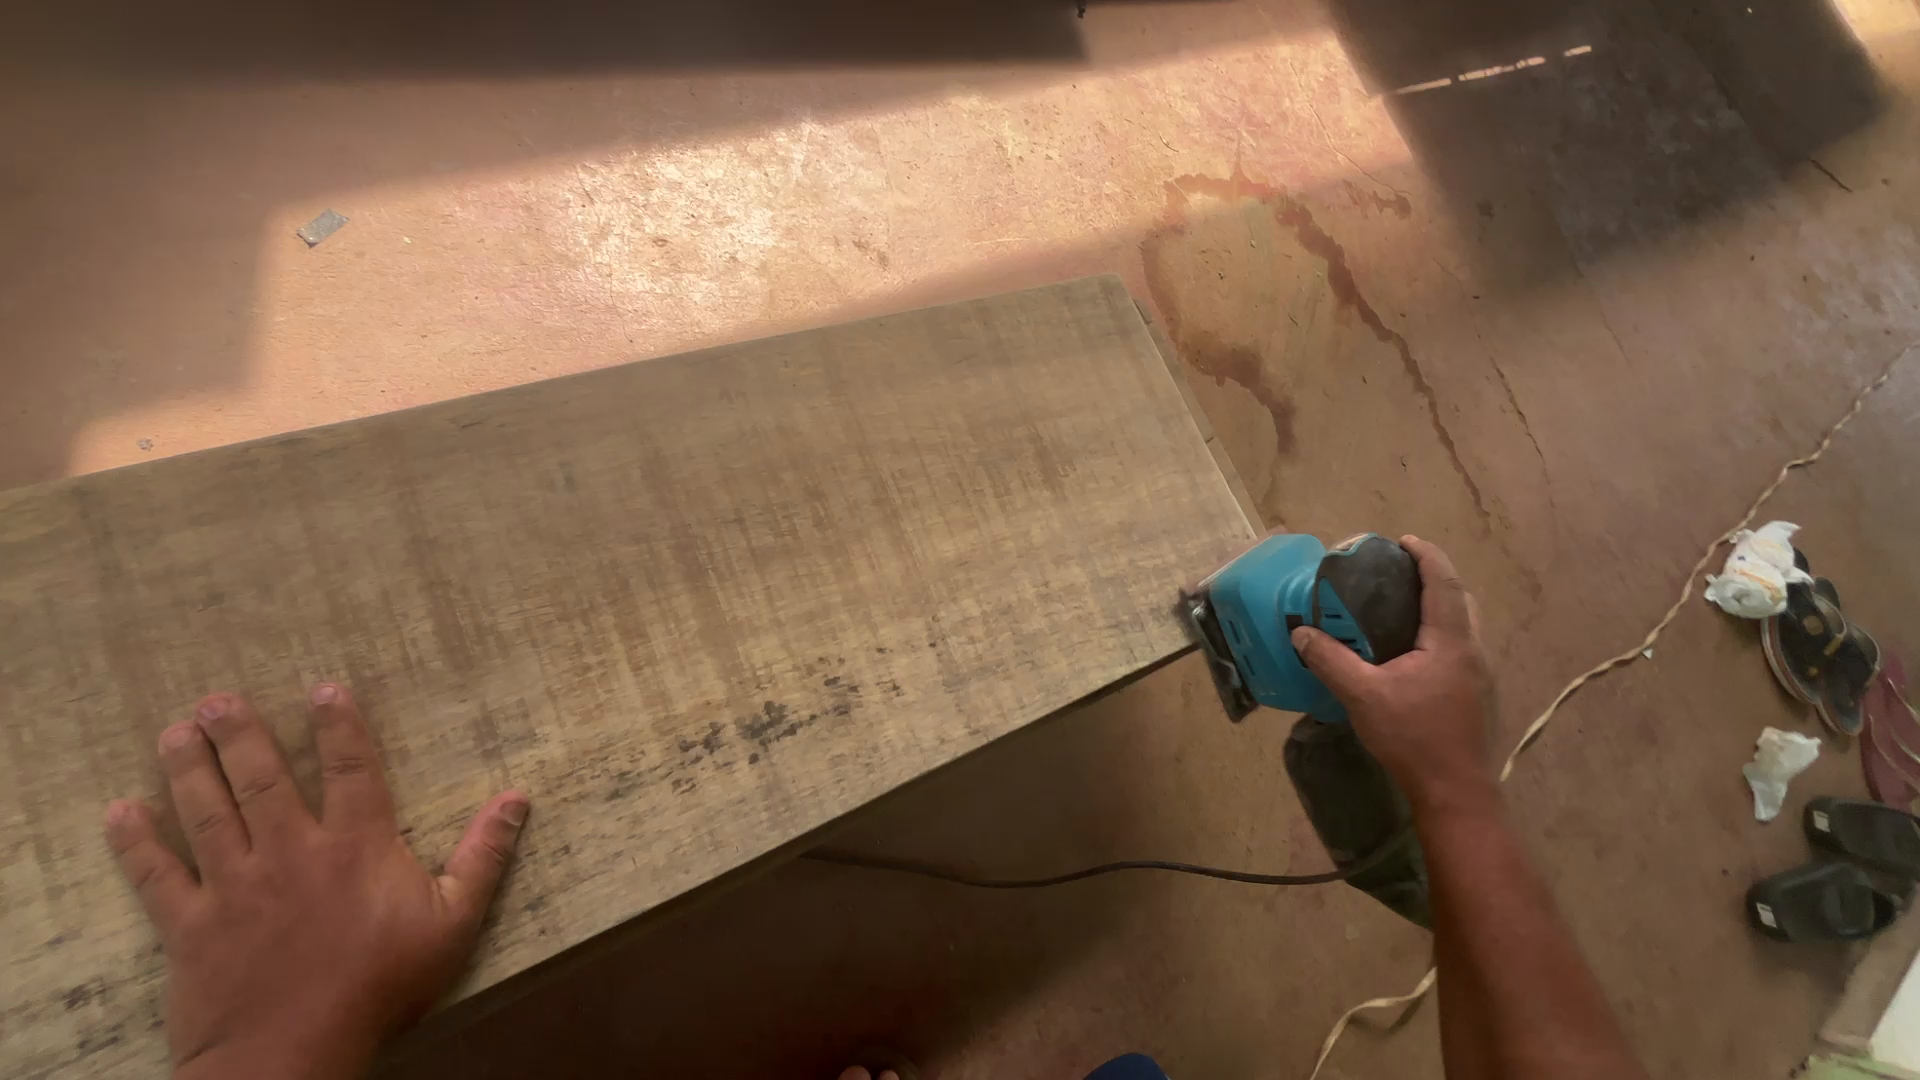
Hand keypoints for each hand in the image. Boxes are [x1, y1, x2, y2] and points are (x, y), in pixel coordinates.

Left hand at [104, 686, 528, 1079]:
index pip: (352, 769)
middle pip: (264, 781)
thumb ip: (486, 853)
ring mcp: (235, 886)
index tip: (324, 687)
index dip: (340, 726)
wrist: (293, 1055)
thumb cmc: (384, 981)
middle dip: (242, 736)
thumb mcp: (456, 918)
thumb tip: (518, 797)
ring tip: (174, 729)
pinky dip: (135, 843)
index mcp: (358, 845)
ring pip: (208, 814)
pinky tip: (119, 811)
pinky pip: (156, 876)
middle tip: (218, 697)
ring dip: (189, 769)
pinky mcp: (189, 926)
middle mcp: (293, 851)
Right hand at [1289, 536, 1494, 810]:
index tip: (1405, 541)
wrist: (1455, 792)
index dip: (1427, 557)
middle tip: (1399, 574)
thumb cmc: (1412, 737)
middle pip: (1461, 601)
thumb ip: (1330, 660)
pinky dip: (1437, 635)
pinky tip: (1410, 655)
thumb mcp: (1362, 695)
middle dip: (1434, 580)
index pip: (1444, 585)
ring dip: (1438, 608)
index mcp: (1450, 643)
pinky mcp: (1476, 697)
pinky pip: (1459, 650)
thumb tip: (1300, 633)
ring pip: (1463, 627)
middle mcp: (1472, 653)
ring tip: (1400, 610)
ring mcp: (1480, 676)